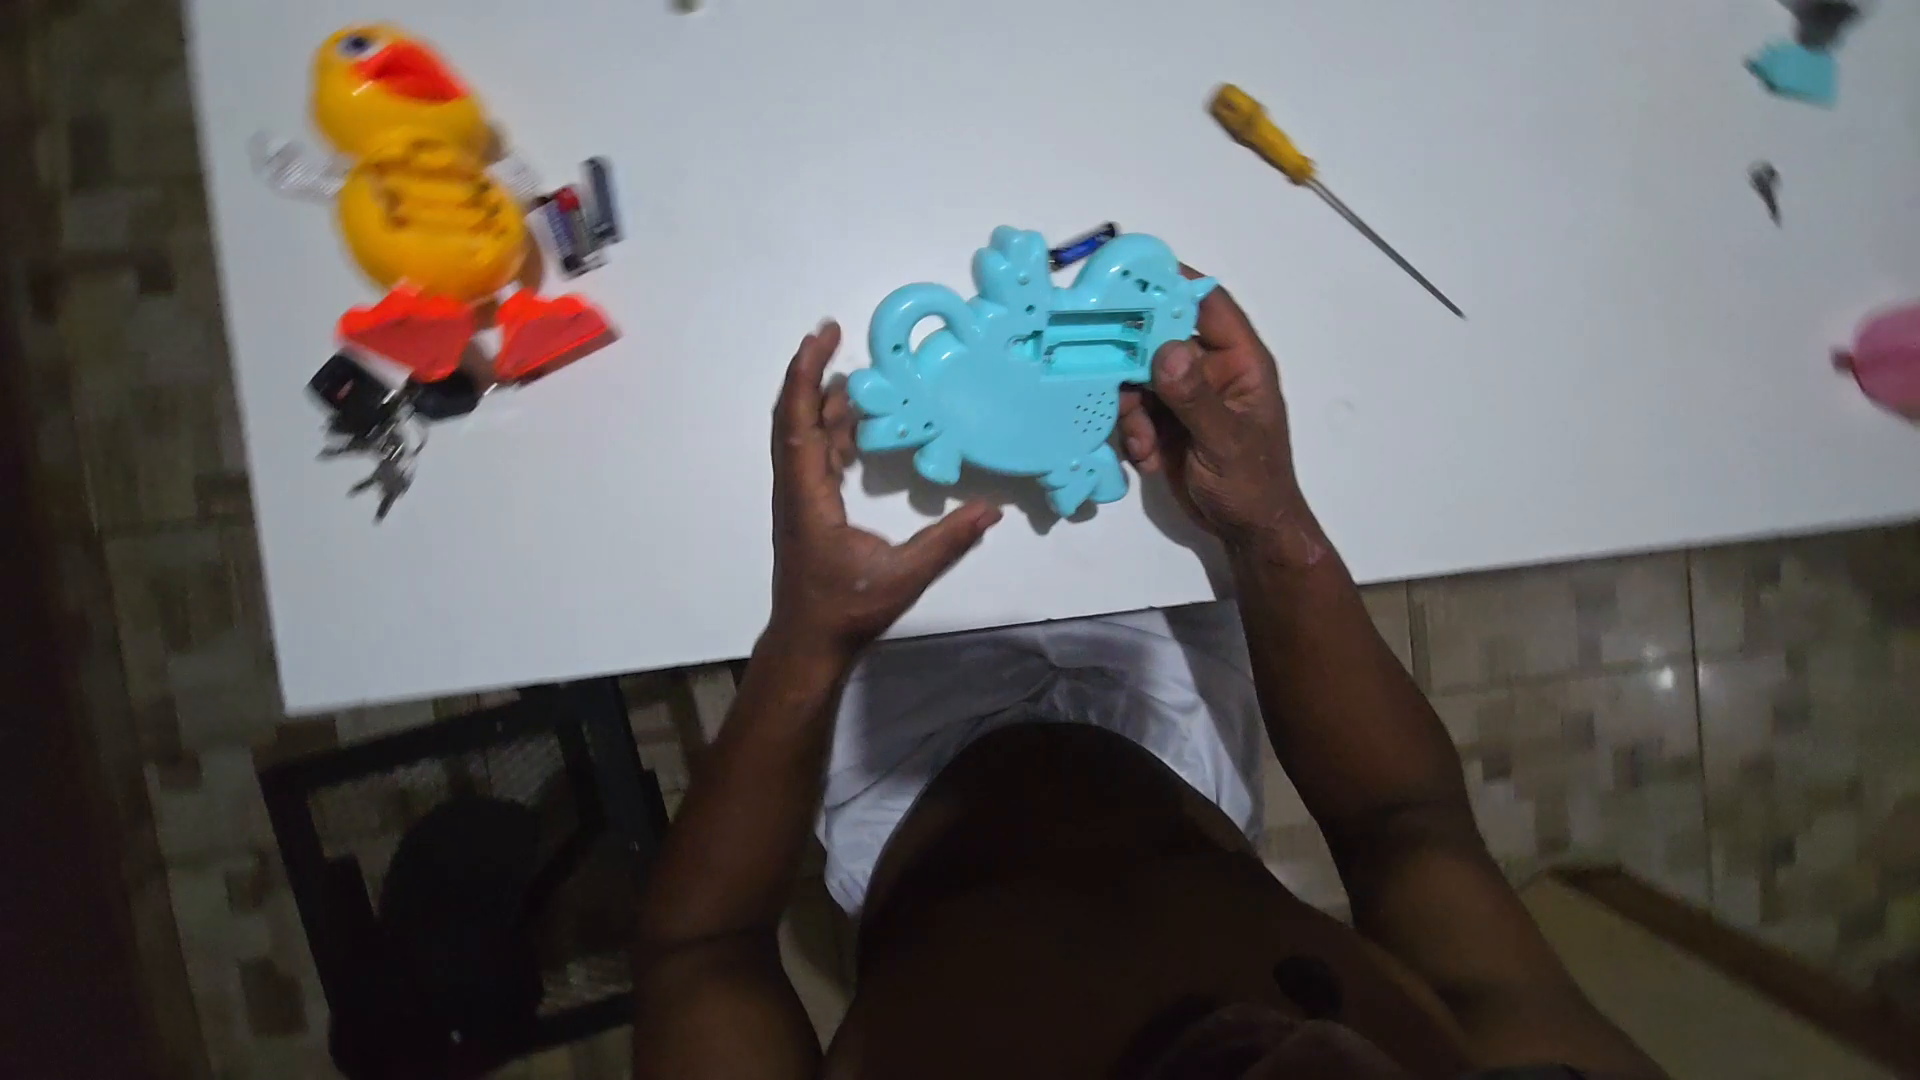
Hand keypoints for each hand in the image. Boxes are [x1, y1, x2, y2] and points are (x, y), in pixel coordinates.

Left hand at [767, 321, 1001, 660]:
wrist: (809, 640)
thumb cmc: (847, 610)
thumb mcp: (904, 576)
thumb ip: (949, 541)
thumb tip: (991, 509)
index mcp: (808, 496)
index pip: (800, 422)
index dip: (808, 375)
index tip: (823, 337)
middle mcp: (795, 489)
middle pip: (793, 417)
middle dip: (810, 372)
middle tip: (833, 335)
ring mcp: (797, 498)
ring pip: (803, 435)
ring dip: (823, 401)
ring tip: (857, 375)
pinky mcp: (807, 508)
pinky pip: (813, 454)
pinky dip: (831, 430)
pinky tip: (857, 425)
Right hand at [1118, 277, 1325, 564]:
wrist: (1244, 530)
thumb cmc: (1251, 483)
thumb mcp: (1226, 442)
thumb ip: (1195, 398)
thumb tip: (1165, 350)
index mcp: (1238, 362)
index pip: (1207, 304)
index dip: (1172, 284)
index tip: (1128, 278)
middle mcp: (1207, 370)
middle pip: (1159, 339)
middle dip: (1132, 358)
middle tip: (1103, 368)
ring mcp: (1182, 397)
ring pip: (1138, 379)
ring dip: (1131, 411)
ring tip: (1142, 443)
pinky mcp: (1162, 423)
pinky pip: (1133, 412)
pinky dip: (1132, 435)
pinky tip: (1145, 458)